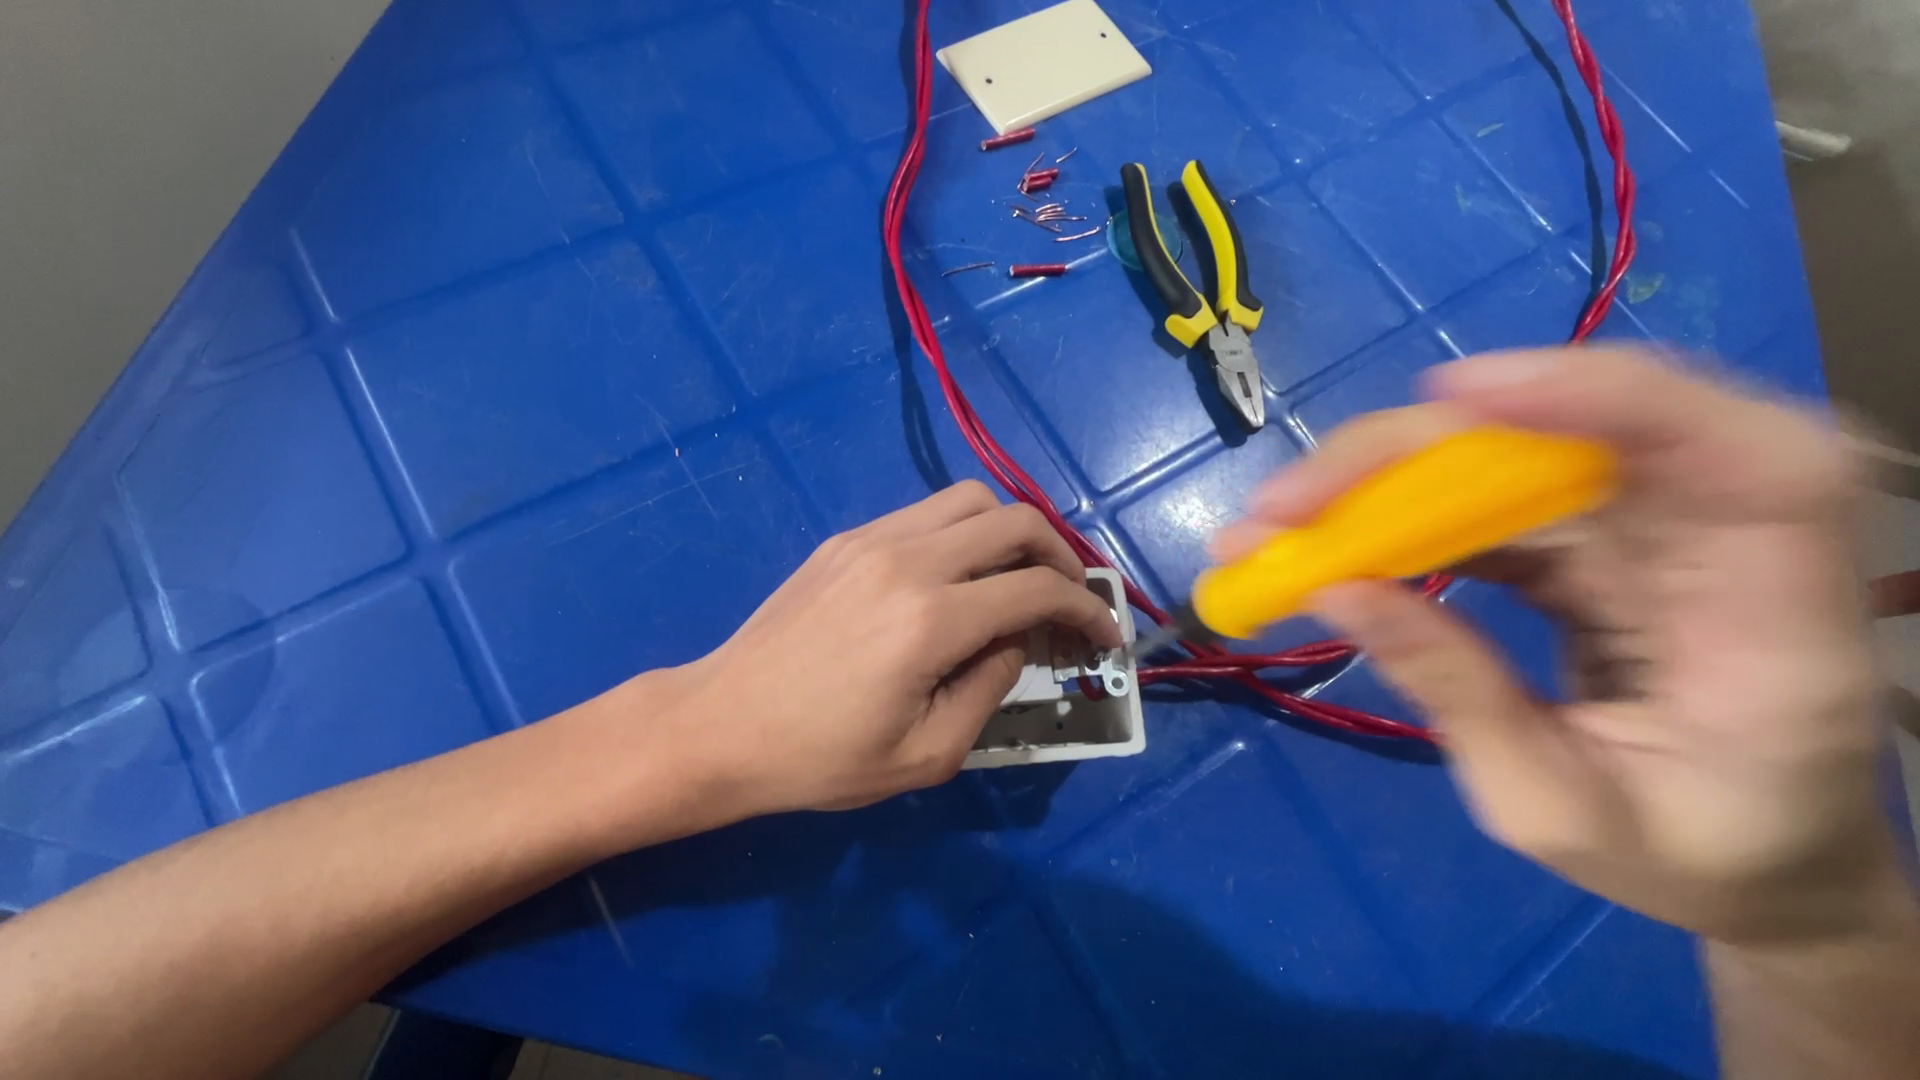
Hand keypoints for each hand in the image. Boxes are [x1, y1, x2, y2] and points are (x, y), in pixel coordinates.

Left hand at [642, 481, 1119, 817]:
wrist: (721, 724)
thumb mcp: (927, 754)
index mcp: (931, 620)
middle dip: (1063, 556)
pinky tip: (957, 579)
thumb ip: (991, 689)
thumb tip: (1017, 638)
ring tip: (1018, 580)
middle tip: (1069, 601)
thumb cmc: (821, 757)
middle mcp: (908, 560)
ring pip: (970, 500)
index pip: (1039, 590)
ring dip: (1012, 532)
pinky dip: (963, 533)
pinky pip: (925, 514)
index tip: (1106, 636)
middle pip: (1015, 520)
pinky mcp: (846, 539)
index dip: (1087, 610)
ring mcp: (871, 539)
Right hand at [1220, 347, 1905, 945]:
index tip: (1455, 396)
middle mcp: (1710, 540)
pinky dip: (1388, 517)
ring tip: (1267, 529)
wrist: (1758, 864)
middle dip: (1404, 454)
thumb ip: (1459, 699)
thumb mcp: (1556, 809)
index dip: (1602, 394)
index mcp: (1771, 613)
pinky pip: (1476, 503)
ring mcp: (1639, 532)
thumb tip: (1338, 593)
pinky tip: (1315, 542)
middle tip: (1280, 505)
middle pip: (1561, 437)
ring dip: (1372, 483)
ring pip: (1498, 460)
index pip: (1733, 452)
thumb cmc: (1690, 856)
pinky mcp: (1582, 542)